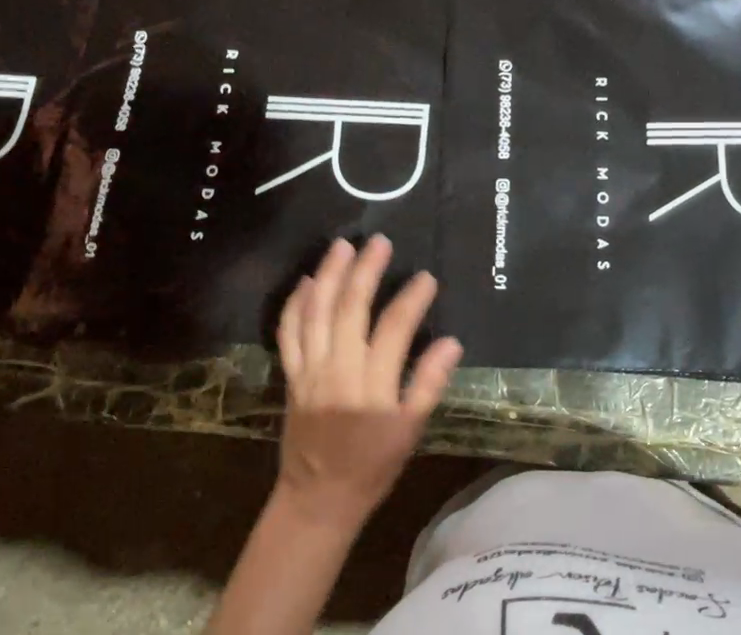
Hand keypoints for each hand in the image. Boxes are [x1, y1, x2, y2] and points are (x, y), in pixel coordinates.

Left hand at [274, 235, 463, 531]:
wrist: (317, 499)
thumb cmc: (372, 467)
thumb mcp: (410, 432)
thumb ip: (427, 384)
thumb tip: (452, 343)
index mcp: (371, 387)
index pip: (393, 329)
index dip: (411, 299)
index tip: (426, 277)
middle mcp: (337, 371)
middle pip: (349, 310)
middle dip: (365, 272)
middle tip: (379, 242)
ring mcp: (308, 371)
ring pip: (315, 313)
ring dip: (329, 275)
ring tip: (342, 245)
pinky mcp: (291, 376)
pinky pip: (288, 333)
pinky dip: (296, 304)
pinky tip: (308, 280)